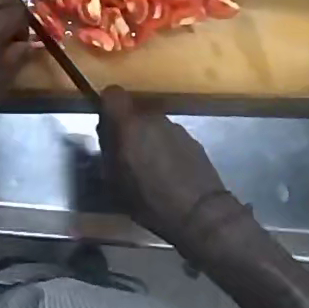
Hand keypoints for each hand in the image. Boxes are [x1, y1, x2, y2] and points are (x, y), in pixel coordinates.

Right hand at [98, 86, 247, 252]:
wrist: (201, 214)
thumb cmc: (151, 200)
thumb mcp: (115, 181)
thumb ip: (108, 150)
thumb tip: (107, 132)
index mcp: (129, 124)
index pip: (113, 93)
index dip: (108, 105)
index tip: (108, 126)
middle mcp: (152, 118)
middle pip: (134, 113)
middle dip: (129, 129)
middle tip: (128, 156)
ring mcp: (174, 127)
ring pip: (153, 126)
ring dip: (148, 140)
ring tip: (151, 169)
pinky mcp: (192, 140)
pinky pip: (170, 138)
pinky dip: (166, 149)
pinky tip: (170, 174)